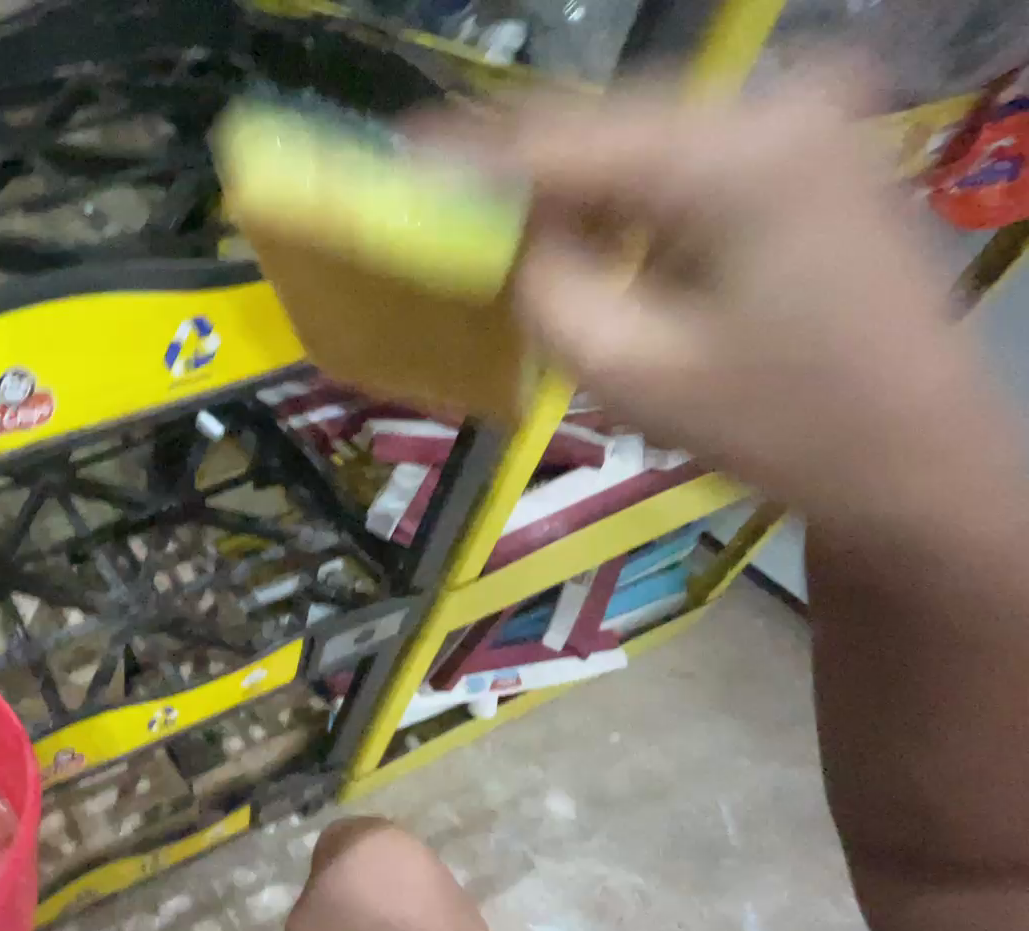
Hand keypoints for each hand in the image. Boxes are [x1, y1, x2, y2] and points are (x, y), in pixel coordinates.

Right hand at [472, 71, 1024, 539]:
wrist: (908, 447)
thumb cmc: (765, 424)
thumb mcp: (620, 366)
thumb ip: (541, 282)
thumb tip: (500, 229)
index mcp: (736, 161)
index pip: (562, 141)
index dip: (468, 151)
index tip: (395, 151)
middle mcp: (776, 109)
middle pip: (596, 124)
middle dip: (506, 162)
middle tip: (426, 186)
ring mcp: (799, 121)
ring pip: (626, 137)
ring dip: (550, 178)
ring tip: (475, 208)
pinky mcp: (799, 149)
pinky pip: (666, 154)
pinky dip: (601, 189)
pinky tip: (557, 220)